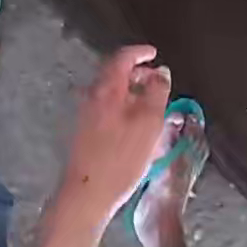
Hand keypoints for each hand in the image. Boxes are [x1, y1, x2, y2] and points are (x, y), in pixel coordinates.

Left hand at [59, 45, 172, 224]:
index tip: (155, 54)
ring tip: (152, 106)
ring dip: (132, 92)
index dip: (141, 52)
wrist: (87, 194)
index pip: (123, 57)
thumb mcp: (149, 121)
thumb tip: (161, 72)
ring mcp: (86, 112)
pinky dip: (124, 107)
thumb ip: (157, 92)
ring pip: (112, 92)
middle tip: (158, 82)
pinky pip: (108, 108)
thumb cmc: (121, 156)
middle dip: (138, 73)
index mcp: (107, 86)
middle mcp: (93, 94)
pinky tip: (137, 127)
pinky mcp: (85, 130)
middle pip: (116, 73)